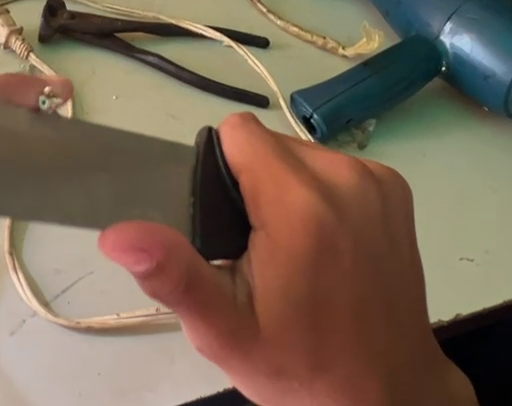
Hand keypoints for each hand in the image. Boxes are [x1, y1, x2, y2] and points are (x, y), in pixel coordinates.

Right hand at [99, 112, 474, 405]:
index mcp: (299, 205)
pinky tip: (326, 239)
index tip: (229, 221)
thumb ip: (171, 273)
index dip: (220, 169)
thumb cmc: (299, 365)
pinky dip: (321, 190)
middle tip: (258, 246)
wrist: (389, 393)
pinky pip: (333, 163)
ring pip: (299, 150)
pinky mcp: (394, 185)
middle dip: (252, 181)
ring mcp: (375, 179)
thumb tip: (116, 234)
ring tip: (293, 246)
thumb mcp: (223, 331)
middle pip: (267, 142)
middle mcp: (342, 176)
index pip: (237, 132)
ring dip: (286, 184)